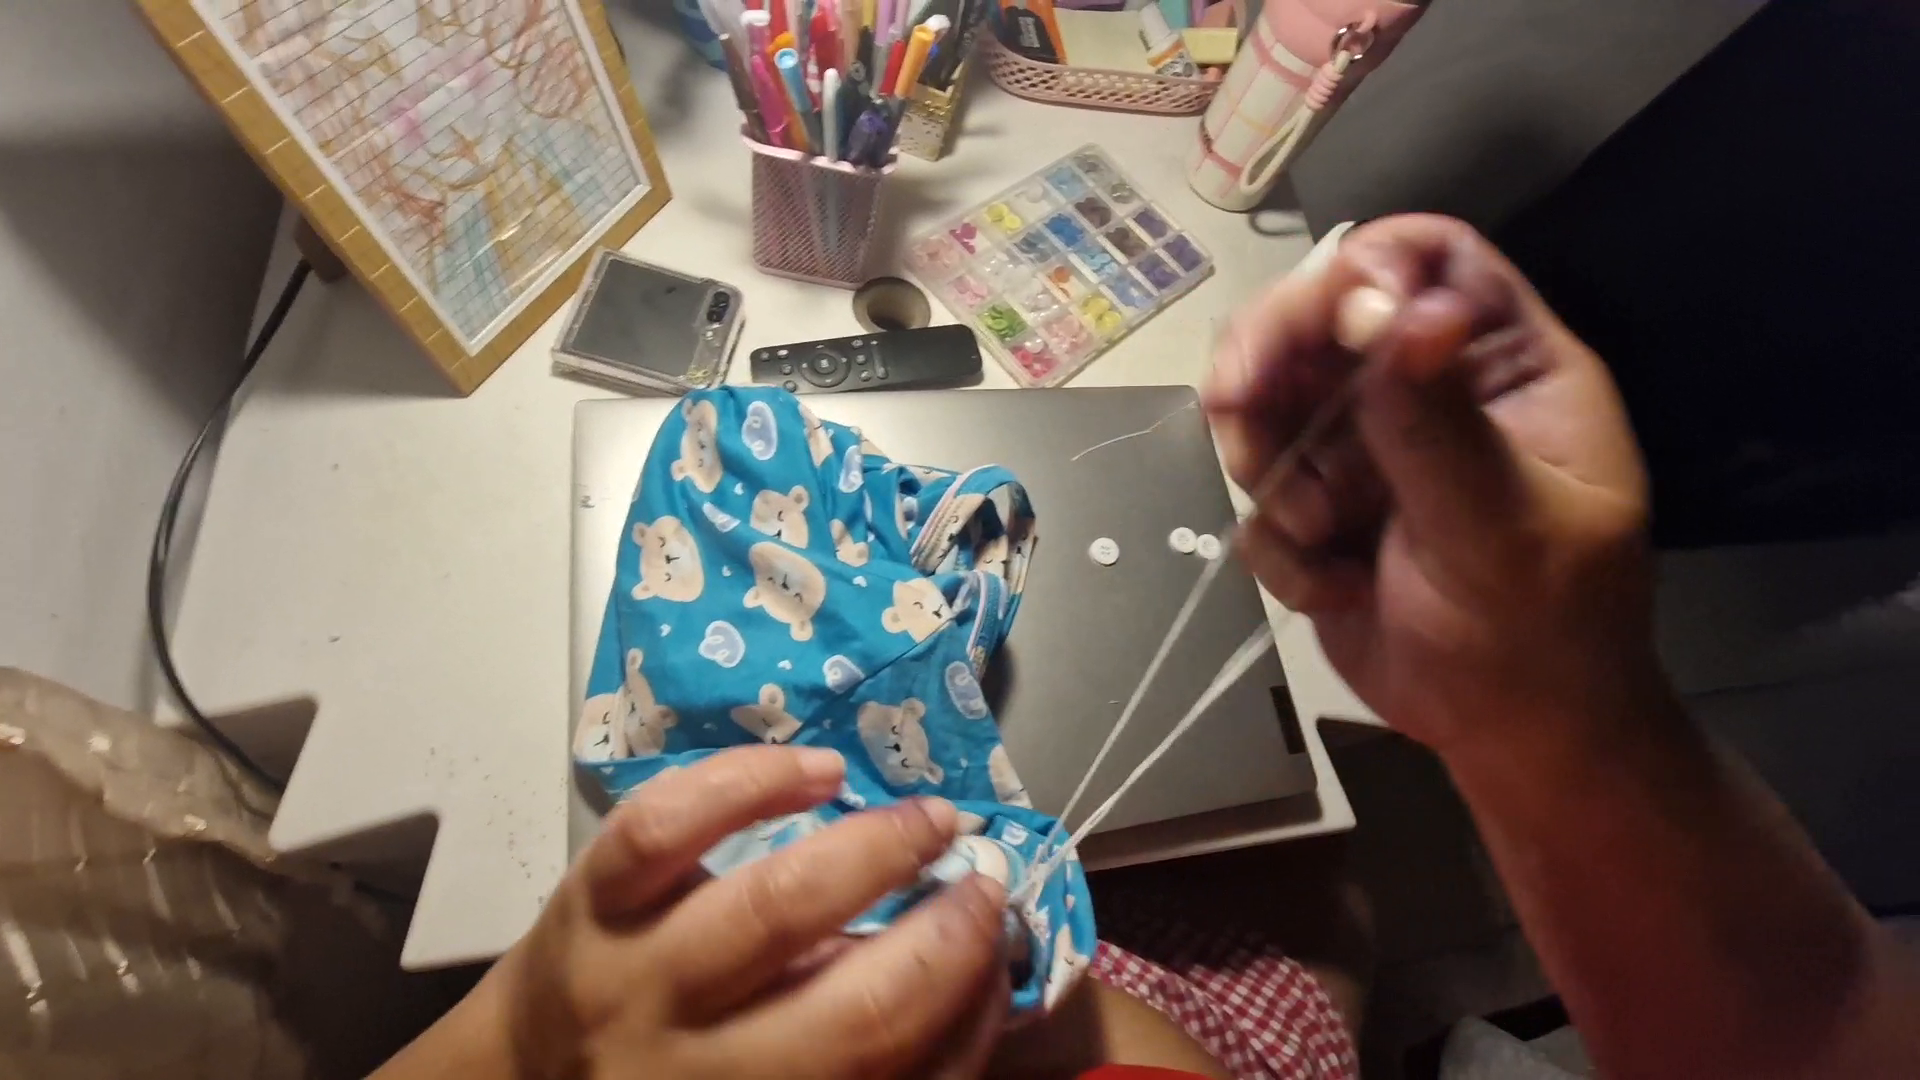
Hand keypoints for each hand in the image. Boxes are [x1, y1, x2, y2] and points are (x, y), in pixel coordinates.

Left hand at [481, 746, 1009, 1078]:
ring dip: (873, 852)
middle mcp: (695, 1076)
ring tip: (928, 818)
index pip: (894, 1071)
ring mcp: (633, 980)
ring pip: (768, 909)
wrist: (530, 1074)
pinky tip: (817, 770)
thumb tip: (983, 969)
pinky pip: (666, 826)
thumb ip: (891, 1048)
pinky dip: (752, 782)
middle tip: (979, 874)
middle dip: (942, 938)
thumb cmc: (691, 1079)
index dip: (967, 998)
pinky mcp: (590, 897)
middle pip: (848, 1014)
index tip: (997, 926)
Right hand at [1204, 215, 1653, 754]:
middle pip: (1312, 326)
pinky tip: (1333, 588)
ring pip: (1263, 413)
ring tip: (1316, 534)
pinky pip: (1256, 502)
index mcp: (1495, 367)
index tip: (1318, 331)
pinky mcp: (1310, 511)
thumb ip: (1437, 421)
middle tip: (1231, 407)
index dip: (1361, 272)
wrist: (1503, 727)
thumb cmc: (1540, 629)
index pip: (1424, 261)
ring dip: (1267, 471)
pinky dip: (1279, 549)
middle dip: (1263, 367)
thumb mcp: (1499, 525)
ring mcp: (1356, 453)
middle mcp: (1414, 393)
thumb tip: (1403, 309)